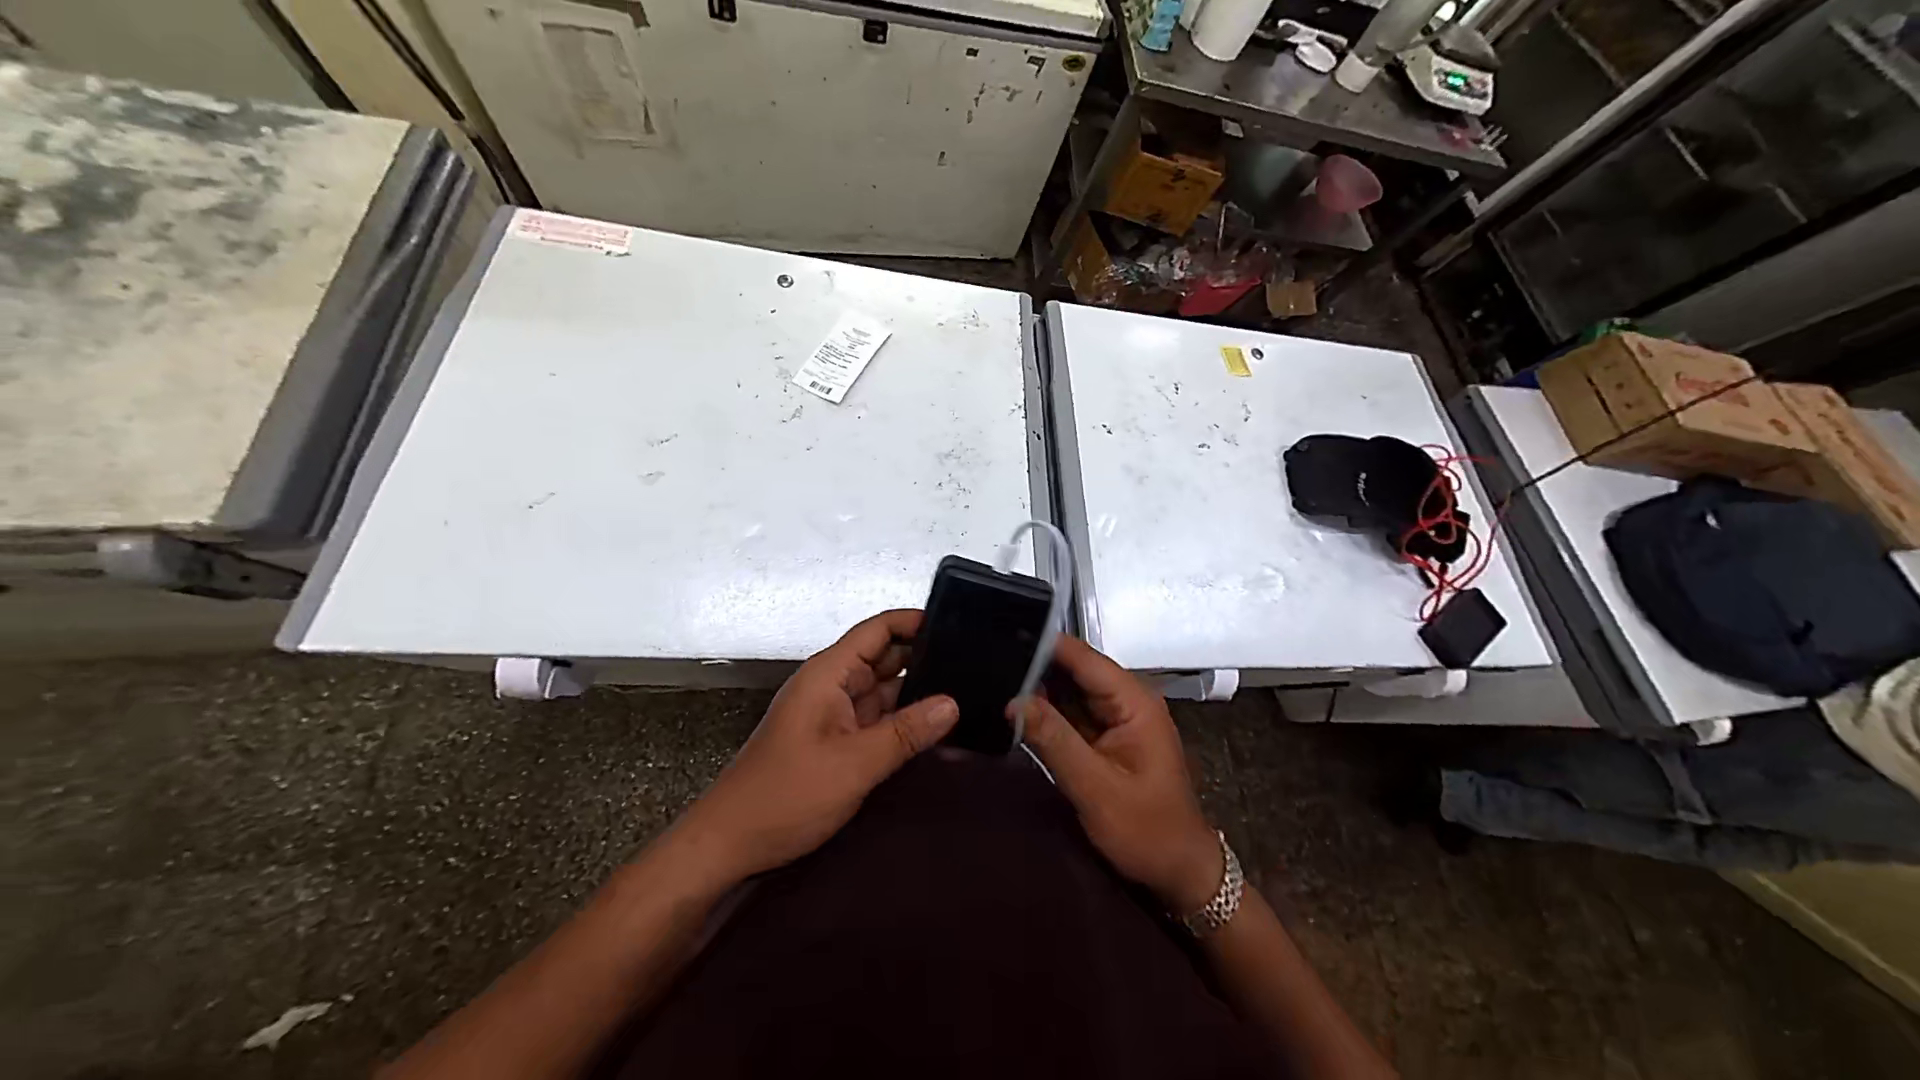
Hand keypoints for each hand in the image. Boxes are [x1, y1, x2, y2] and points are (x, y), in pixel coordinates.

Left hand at [671, 609, 958, 885]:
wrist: (730, 844)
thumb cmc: (786, 795)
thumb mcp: (854, 764)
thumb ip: (906, 732)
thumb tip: (953, 704)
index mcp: (829, 674)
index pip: (877, 630)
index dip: (914, 622)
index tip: (958, 625)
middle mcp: (832, 686)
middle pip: (884, 658)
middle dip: (925, 658)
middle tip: (975, 665)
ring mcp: (834, 714)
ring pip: (884, 691)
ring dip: (918, 693)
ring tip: (968, 694)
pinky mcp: (836, 741)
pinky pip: (877, 720)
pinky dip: (904, 721)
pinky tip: (937, 728)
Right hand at [1015, 637, 1222, 914]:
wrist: (1179, 872)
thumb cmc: (1147, 830)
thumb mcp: (1096, 788)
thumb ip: (1053, 740)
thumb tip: (1011, 700)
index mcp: (1134, 701)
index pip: (1082, 657)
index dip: (1043, 645)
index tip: (996, 639)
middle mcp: (1125, 699)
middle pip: (1072, 668)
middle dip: (1033, 664)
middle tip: (984, 663)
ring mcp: (1114, 717)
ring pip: (1067, 689)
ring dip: (1035, 688)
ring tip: (989, 680)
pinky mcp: (1103, 736)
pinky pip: (1068, 712)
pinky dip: (1043, 711)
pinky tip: (1011, 708)